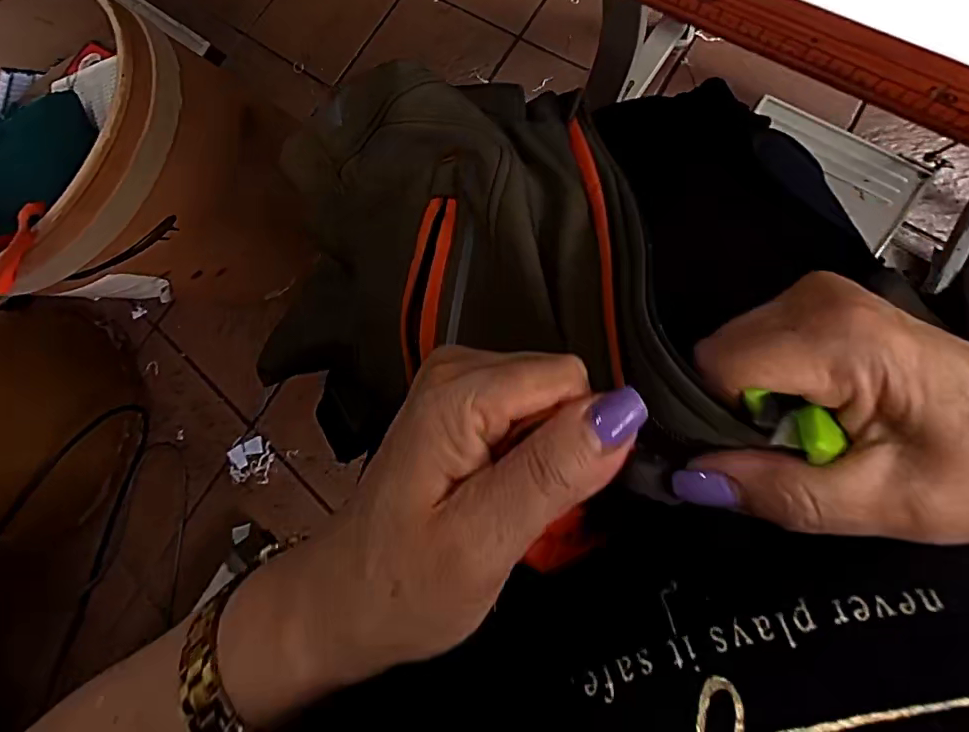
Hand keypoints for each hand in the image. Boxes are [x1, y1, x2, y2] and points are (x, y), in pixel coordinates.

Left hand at [219, 347, 645, 722]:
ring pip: (551, 396)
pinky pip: (531, 406)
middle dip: (559, 446)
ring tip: (503, 498)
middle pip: (560, 384)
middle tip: (520, 505)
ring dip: (544, 451)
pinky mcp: (463, 395)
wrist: (344, 601)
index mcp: (459, 393)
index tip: (548, 495)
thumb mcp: (486, 542)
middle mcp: (459, 366)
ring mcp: (458, 377)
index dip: (575, 441)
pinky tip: (495, 483)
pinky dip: (528, 448)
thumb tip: (624, 412)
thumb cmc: (404, 587)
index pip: (570, 381)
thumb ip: (554, 472)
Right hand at [671, 272, 968, 547]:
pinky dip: (781, 390)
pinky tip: (836, 415)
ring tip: (833, 442)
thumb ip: (777, 491)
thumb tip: (689, 481)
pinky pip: (765, 348)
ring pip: (739, 354)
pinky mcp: (831, 306)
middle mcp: (820, 295)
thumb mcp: (884, 505)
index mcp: (838, 334)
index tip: (757, 470)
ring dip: (765, 408)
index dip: (718, 426)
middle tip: (814, 461)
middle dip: (745, 419)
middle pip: (723, 357)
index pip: (716, 367)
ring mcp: (825, 294)